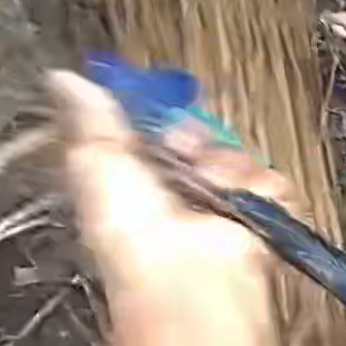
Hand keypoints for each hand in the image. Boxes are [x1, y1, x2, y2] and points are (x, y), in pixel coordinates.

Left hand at [47, 70, 292, 298]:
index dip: (162, 119)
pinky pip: (278, 187)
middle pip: (209, 142)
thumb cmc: (132, 229)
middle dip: (198, 138)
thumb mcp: (95, 161)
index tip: (158, 117)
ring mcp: (232, 205)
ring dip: (230, 166)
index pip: (164, 134)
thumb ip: (93, 120)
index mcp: (146, 178)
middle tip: (187, 149)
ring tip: (215, 184)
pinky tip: (243, 199)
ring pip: (244, 160)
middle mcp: (192, 192)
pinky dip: (264, 189)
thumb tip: (66, 78)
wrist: (188, 268)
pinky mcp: (268, 219)